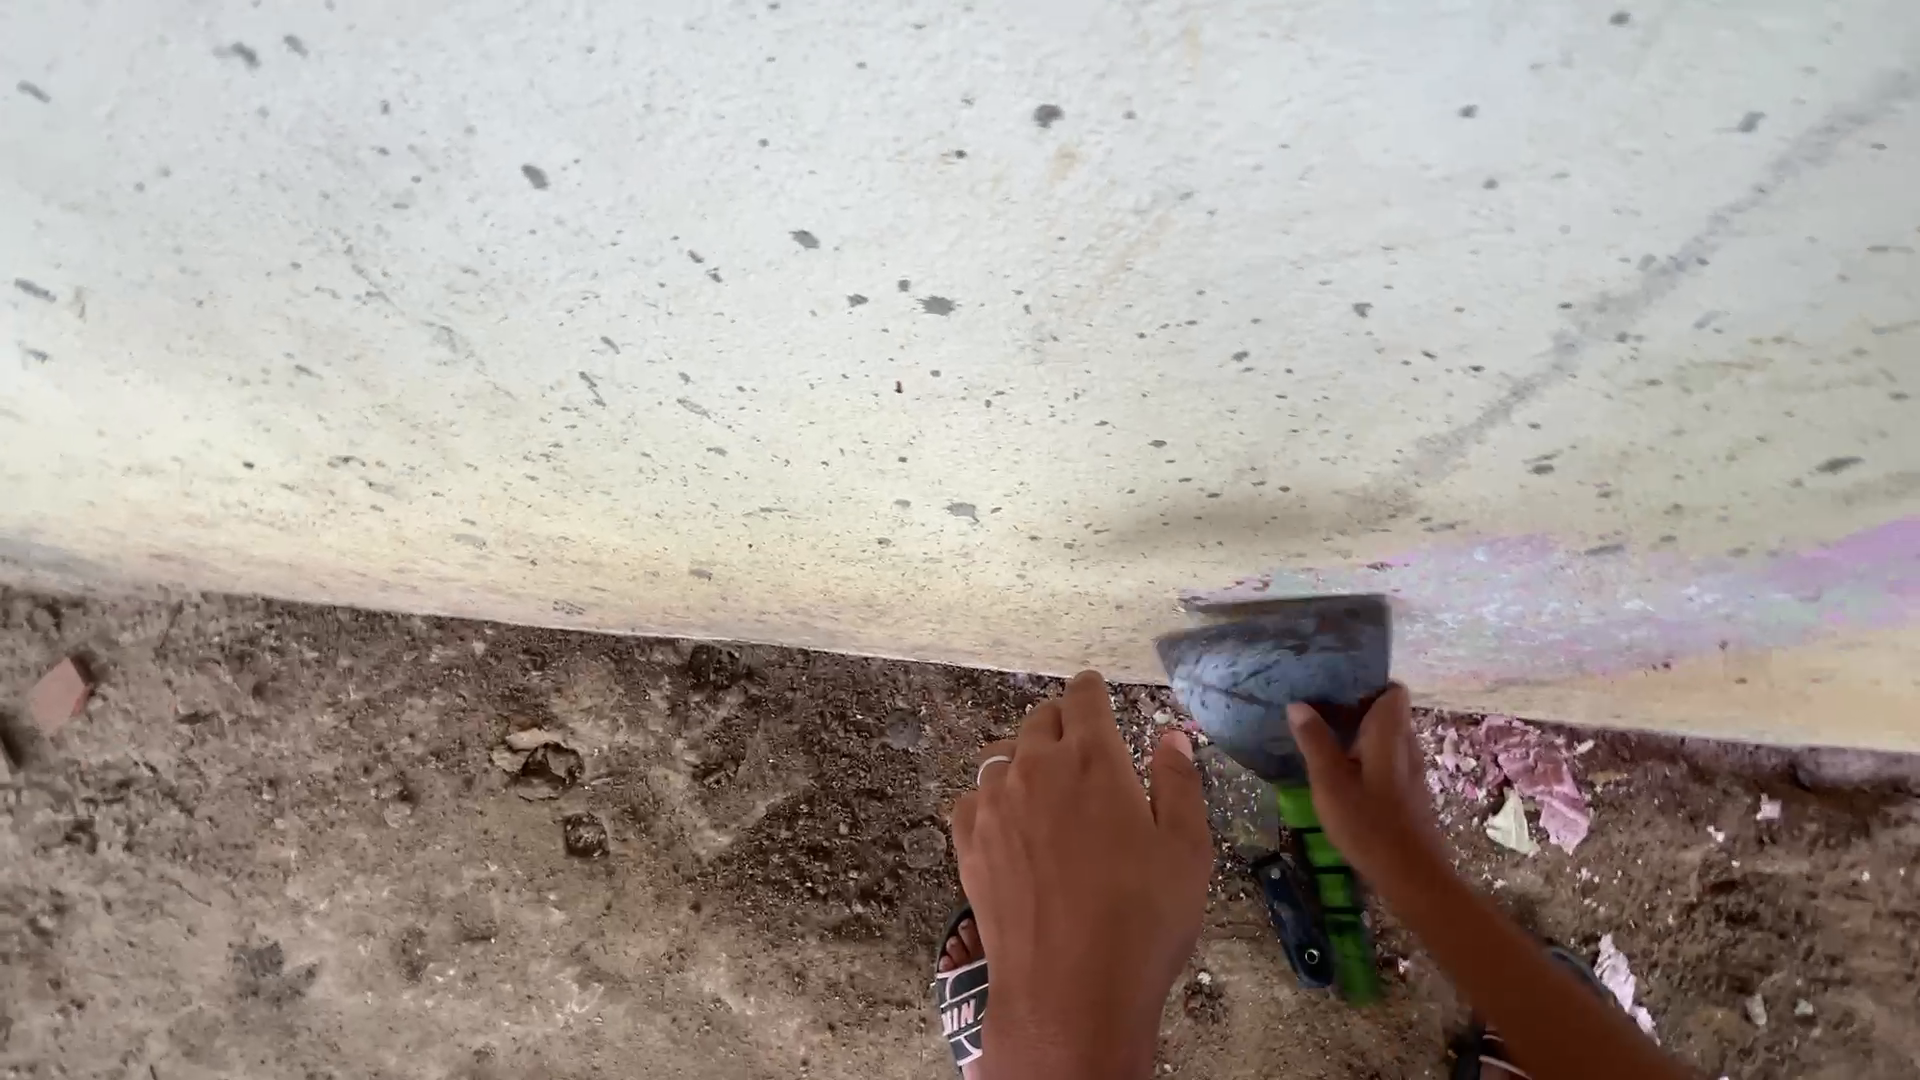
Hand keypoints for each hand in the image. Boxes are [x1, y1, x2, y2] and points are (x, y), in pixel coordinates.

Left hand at [951, 671, 1212, 1079]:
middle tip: (1076, 742)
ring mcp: (995, 802)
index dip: (1090, 689)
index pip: (1083, 697)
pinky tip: (1008, 823)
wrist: (1069, 992)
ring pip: (1003, 755)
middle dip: (1061, 721)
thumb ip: (1178, 781)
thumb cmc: (1141, 919)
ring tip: (1043, 784)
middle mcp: (1036, 766)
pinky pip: (973, 797)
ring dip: (1024, 757)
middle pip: (1040, 719)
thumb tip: (1172, 735)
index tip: (1092, 690)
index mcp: (1093, 758)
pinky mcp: (969, 840)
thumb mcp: (1186, 850)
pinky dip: (991, 798)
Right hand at [1287, 684, 1446, 881]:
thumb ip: (1315, 741)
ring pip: (1387, 735)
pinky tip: (1340, 766)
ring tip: (1323, 731)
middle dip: (1356, 704)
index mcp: (1389, 737)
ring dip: (1359, 729)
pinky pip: (1387, 756)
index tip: (1335, 682)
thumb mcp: (1330, 782)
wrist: (1411, 877)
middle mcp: (1406, 747)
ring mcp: (1410, 770)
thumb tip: (1298, 705)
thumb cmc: (1368, 825)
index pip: (1392, 691)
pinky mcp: (1408, 791)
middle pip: (1388, 711)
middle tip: (1318, 704)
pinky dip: (1365, 752)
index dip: (1367, 682)